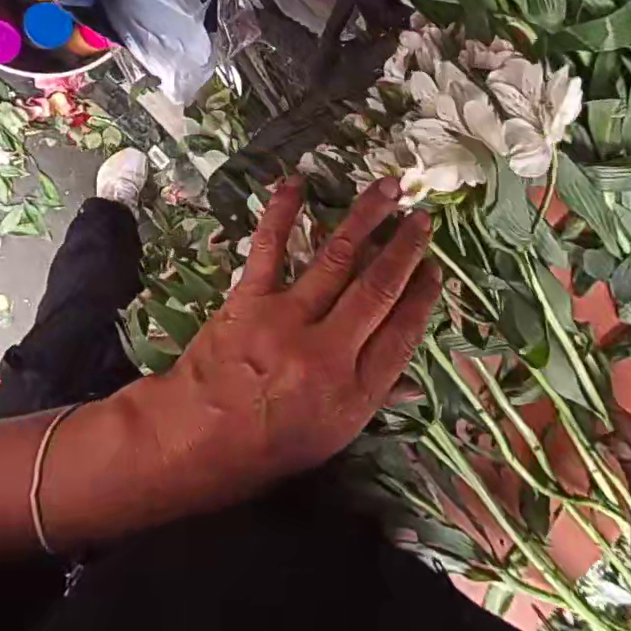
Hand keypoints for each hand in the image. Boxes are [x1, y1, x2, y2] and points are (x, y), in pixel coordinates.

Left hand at [136, 176, 441, 492]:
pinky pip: (270, 247)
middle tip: (423, 218)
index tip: (436, 268)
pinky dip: (282, 212)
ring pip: (337, 258)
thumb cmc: (266, 446)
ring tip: (390, 188)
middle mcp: (328, 350)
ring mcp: (287, 319)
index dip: (422, 297)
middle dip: (405, 249)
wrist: (195, 439)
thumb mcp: (330, 437)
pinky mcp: (249, 299)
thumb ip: (371, 400)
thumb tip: (409, 379)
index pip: (402, 333)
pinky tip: (297, 183)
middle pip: (377, 288)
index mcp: (354, 392)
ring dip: (366, 218)